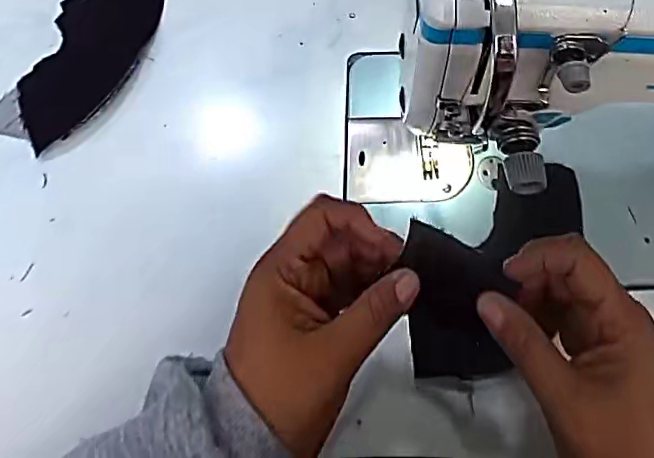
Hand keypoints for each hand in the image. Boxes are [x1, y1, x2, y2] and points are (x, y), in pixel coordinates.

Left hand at [225, 196, 417, 456]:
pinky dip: (367, 291)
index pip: (320, 218)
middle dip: (371, 247)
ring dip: (372, 269)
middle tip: (402, 267)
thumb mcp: (331, 353)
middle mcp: (288, 274)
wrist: (248, 441)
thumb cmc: (270, 397)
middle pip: (335, 238)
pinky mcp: (311, 315)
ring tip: (400, 285)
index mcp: (281, 269)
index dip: (357, 223)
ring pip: (342, 263)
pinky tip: (386, 301)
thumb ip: (373, 312)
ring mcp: (300, 294)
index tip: (387, 245)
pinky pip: (344, 288)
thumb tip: (405, 280)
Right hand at [478, 235, 653, 457]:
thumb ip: (524, 344)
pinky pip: (563, 313)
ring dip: (533, 299)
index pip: (577, 258)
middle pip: (567, 270)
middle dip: (531, 280)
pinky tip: (529, 337)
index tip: (508, 275)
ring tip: (516, 325)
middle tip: (506, 303)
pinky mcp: (599, 346)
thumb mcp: (565, 397)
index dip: (538, 258)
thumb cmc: (629, 449)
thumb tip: (490, 302)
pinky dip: (539, 317)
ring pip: (562, 290)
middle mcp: (620, 317)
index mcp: (623, 319)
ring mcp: (610, 331)